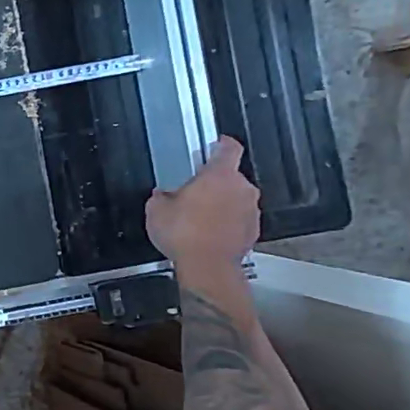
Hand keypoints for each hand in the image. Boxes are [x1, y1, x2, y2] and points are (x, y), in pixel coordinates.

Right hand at [145, 136, 258, 266]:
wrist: (207, 267)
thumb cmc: (185, 234)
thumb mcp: (156, 209)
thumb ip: (162, 196)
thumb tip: (162, 196)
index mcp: (219, 176)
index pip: (229, 148)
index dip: (222, 143)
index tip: (216, 142)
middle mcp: (241, 190)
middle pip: (230, 176)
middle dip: (213, 182)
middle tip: (191, 190)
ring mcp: (250, 211)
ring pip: (235, 198)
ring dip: (220, 202)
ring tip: (196, 215)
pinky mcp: (253, 230)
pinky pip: (238, 218)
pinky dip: (225, 221)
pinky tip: (205, 231)